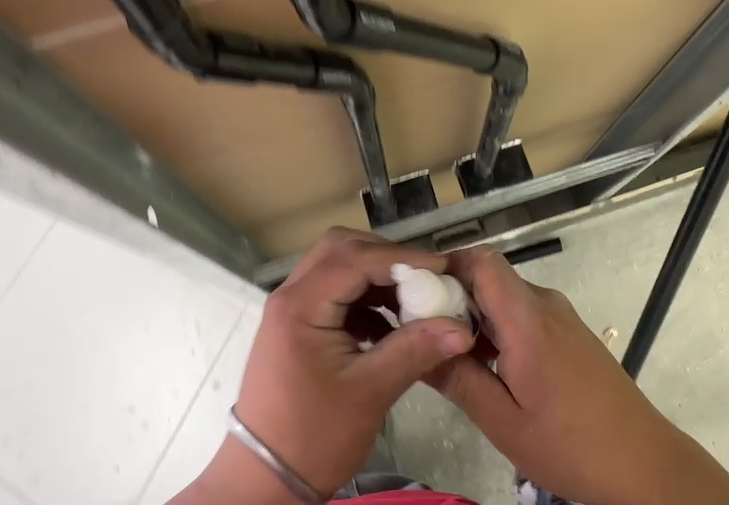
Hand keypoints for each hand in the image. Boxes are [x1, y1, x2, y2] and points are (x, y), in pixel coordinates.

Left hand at [187, 228, 473, 501]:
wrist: (266, 479)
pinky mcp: (296, 327)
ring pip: (336, 268)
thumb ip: (415, 350)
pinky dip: (363, 298)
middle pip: (341, 250)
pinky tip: (390, 324)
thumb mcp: (370, 391)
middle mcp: (290, 295)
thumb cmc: (314, 435)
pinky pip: (333, 293)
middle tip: (427, 278)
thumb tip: (462, 328)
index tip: (443, 269)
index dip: (402, 258)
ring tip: (414, 300)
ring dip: (375, 276)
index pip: (355, 258)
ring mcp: (290, 309)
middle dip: (387, 258)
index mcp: (301, 304)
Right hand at [427, 246, 728, 504]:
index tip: (414, 294)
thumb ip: (457, 379)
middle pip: (489, 277)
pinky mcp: (570, 333)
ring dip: (475, 315)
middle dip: (452, 296)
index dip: (445, 266)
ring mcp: (561, 317)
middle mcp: (544, 304)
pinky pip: (524, 314)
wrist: (644, 464)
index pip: (481, 260)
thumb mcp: (503, 422)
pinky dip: (498, 328)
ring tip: (447, 352)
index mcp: (527, 319)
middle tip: (420, 330)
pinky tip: (486, 364)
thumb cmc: (570, 445)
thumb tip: (414, 345)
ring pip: (505, 297)